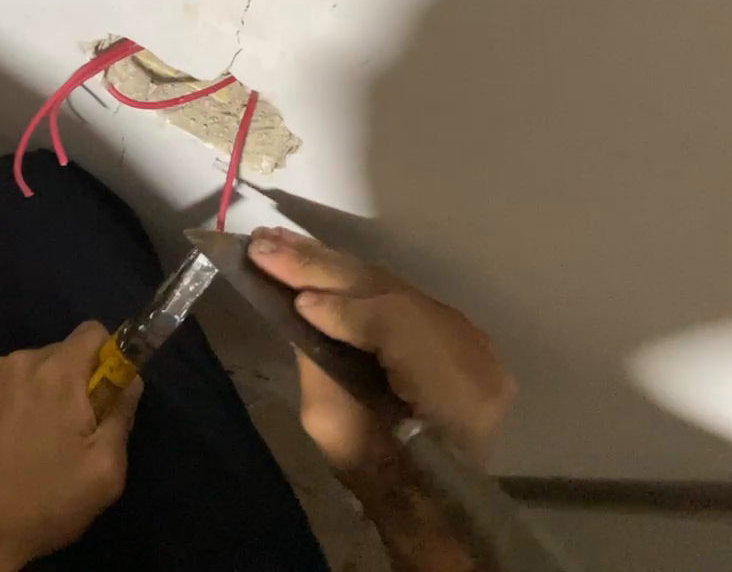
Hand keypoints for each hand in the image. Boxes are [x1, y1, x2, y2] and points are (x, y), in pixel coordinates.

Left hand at [0, 320, 142, 566]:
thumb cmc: (42, 501)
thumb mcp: (103, 470)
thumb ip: (122, 415)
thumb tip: (129, 380)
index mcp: (59, 371)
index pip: (95, 331)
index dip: (110, 358)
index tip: (107, 397)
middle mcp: (25, 359)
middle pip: (67, 352)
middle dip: (79, 383)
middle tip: (77, 433)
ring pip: (40, 368)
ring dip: (50, 393)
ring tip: (42, 443)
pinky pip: (15, 381)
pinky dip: (24, 400)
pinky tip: (16, 441)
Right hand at [246, 227, 512, 526]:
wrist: (421, 490)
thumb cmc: (373, 466)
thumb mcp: (333, 424)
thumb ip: (322, 363)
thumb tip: (304, 307)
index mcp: (448, 389)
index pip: (396, 327)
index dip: (345, 310)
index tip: (298, 301)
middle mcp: (467, 351)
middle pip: (387, 292)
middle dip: (319, 266)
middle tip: (263, 244)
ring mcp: (464, 334)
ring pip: (387, 283)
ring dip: (326, 260)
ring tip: (276, 240)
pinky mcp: (449, 324)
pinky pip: (392, 289)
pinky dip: (348, 274)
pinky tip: (311, 255)